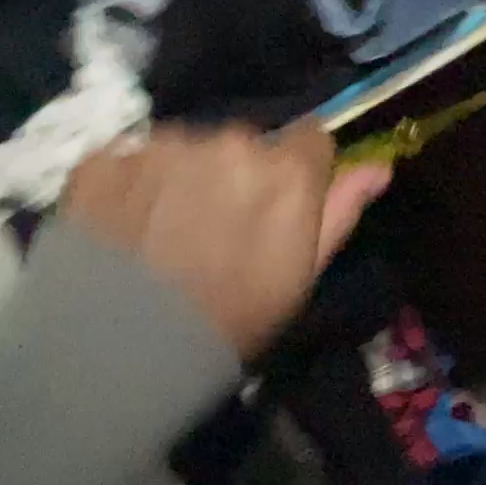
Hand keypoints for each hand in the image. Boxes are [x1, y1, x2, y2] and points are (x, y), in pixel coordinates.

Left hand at [65, 120, 391, 360]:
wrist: (117, 346)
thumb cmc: (232, 319)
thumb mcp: (301, 276)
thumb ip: (341, 211)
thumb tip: (380, 167)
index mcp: (287, 171)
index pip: (312, 138)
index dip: (300, 169)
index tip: (282, 203)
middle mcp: (230, 141)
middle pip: (246, 142)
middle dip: (237, 173)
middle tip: (216, 229)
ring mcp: (163, 144)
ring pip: (187, 147)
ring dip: (185, 176)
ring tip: (164, 232)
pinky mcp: (106, 156)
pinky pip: (132, 159)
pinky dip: (133, 185)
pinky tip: (123, 229)